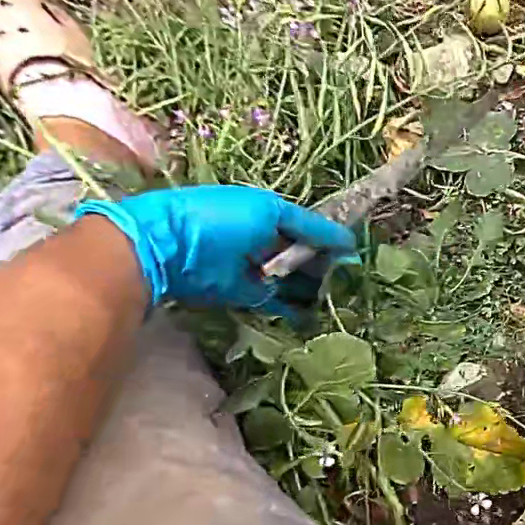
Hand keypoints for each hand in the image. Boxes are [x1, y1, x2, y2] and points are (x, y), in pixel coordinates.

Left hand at [74, 186, 355, 318]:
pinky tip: (323, 312)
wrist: (166, 248)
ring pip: (299, 280)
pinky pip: (283, 303)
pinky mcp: (250, 295)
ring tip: (344, 297)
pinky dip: (301, 309)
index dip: (334, 241)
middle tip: (354, 279)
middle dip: (331, 267)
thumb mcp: (270, 211)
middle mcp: (267, 242)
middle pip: (309, 257)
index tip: (357, 255)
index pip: (313, 230)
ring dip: (319, 288)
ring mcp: (259, 269)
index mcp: (271, 216)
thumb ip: (312, 226)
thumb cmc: (219, 219)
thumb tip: (349, 242)